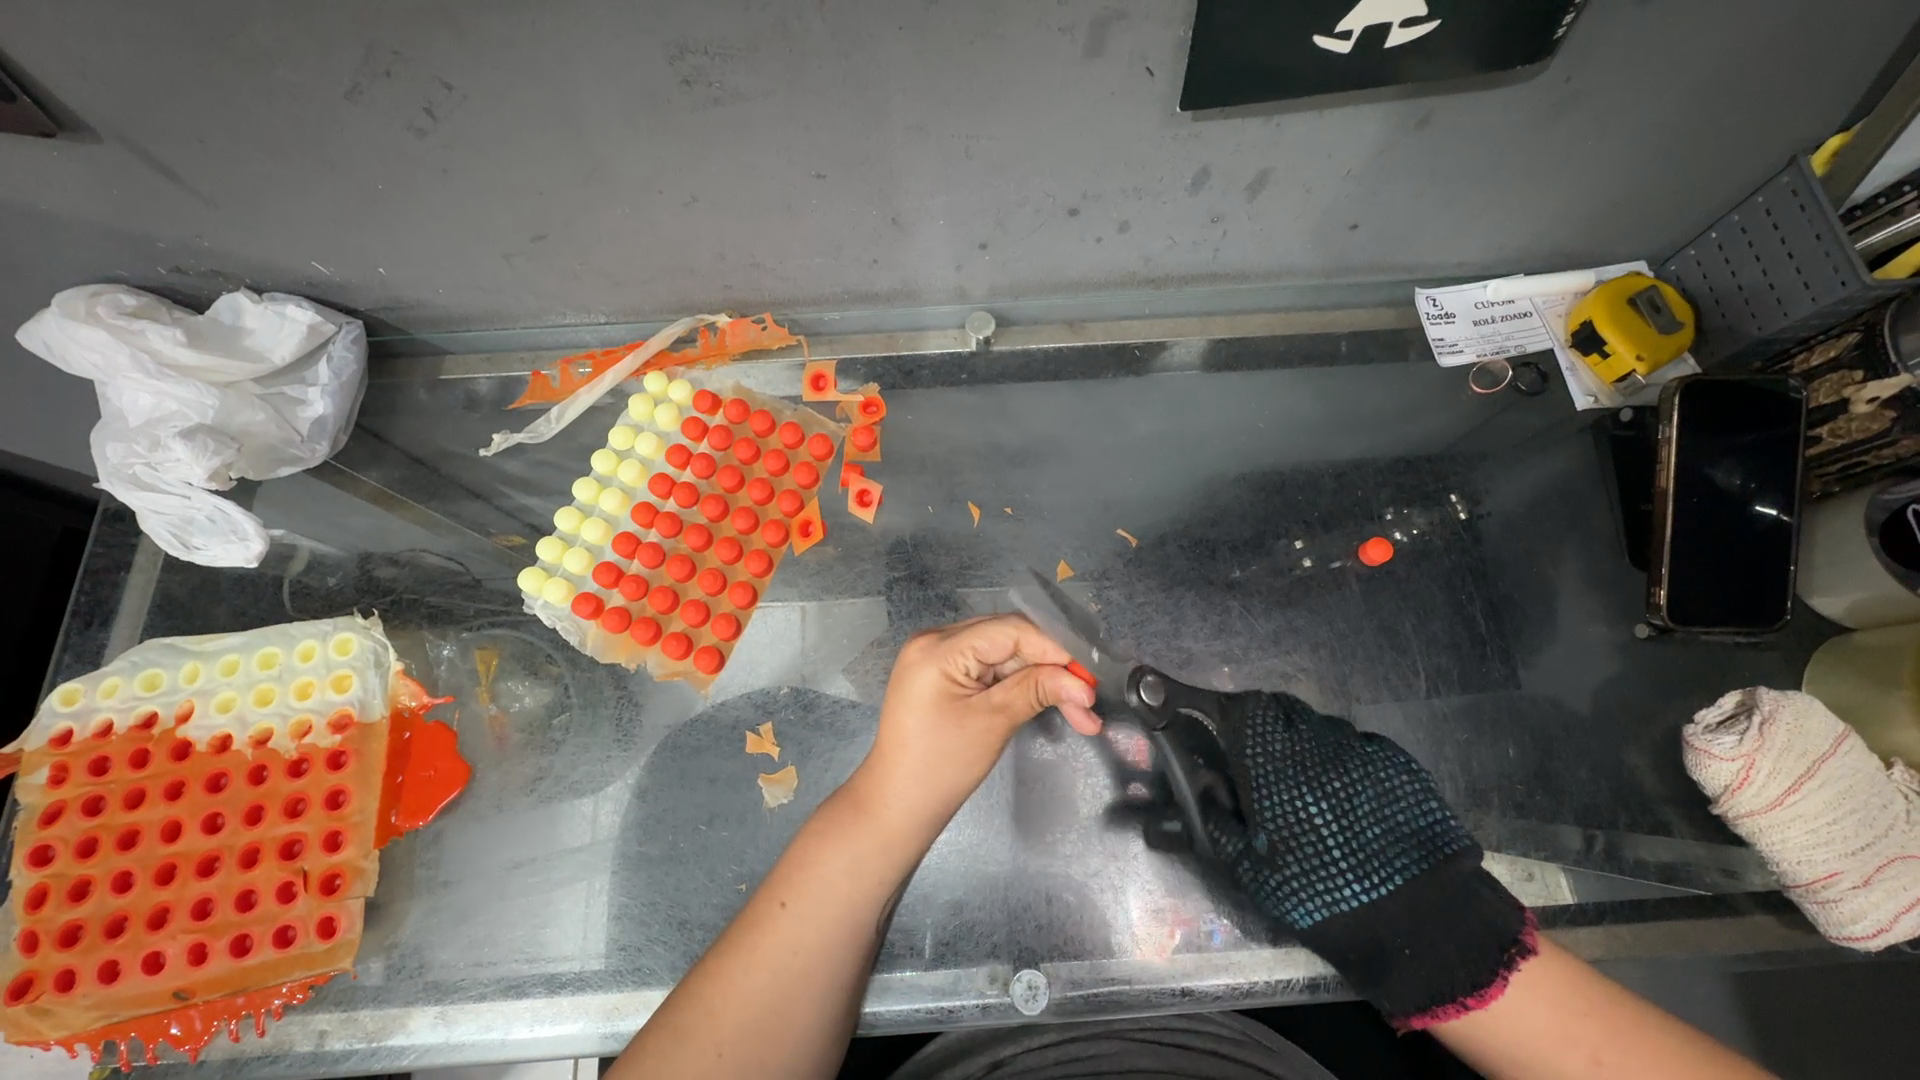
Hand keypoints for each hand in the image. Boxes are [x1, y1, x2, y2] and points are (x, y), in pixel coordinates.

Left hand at [856, 616, 1099, 826]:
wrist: (896, 804)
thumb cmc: (940, 766)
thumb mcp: (992, 723)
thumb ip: (1035, 690)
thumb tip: (1082, 682)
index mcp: (938, 647)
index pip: (1010, 630)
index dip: (1054, 650)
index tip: (1087, 679)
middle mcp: (934, 641)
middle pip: (1008, 639)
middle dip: (1051, 668)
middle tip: (1087, 701)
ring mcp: (936, 658)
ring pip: (1004, 655)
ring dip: (1040, 679)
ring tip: (1079, 713)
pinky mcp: (942, 676)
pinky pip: (989, 669)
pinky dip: (1018, 686)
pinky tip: (1047, 702)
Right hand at [1207, 692, 1534, 1029]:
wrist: (1415, 919)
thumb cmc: (1319, 897)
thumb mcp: (1250, 872)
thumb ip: (1218, 819)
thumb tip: (1205, 782)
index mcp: (1272, 765)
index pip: (1246, 708)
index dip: (1233, 713)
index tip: (1227, 731)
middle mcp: (1316, 744)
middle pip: (1284, 708)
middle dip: (1268, 724)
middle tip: (1265, 758)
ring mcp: (1362, 750)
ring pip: (1322, 725)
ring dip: (1307, 741)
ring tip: (1309, 779)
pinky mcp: (1400, 763)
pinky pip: (1360, 744)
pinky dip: (1345, 757)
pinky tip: (1348, 793)